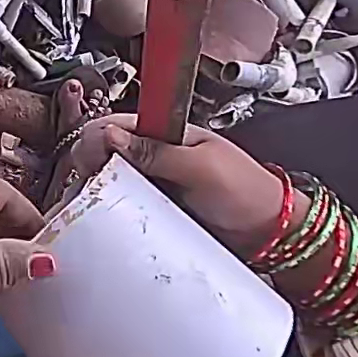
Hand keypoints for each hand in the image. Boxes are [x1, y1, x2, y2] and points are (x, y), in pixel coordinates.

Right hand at [59, 114, 285, 250]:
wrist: (270, 232)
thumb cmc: (245, 191)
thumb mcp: (201, 167)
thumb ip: (156, 151)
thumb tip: (111, 134)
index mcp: (166, 131)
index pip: (116, 124)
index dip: (95, 139)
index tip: (88, 163)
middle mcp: (154, 153)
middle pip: (105, 150)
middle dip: (89, 165)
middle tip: (87, 187)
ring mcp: (153, 180)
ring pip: (109, 178)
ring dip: (96, 188)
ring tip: (89, 204)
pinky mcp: (154, 206)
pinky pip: (123, 203)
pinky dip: (109, 208)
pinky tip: (102, 217)